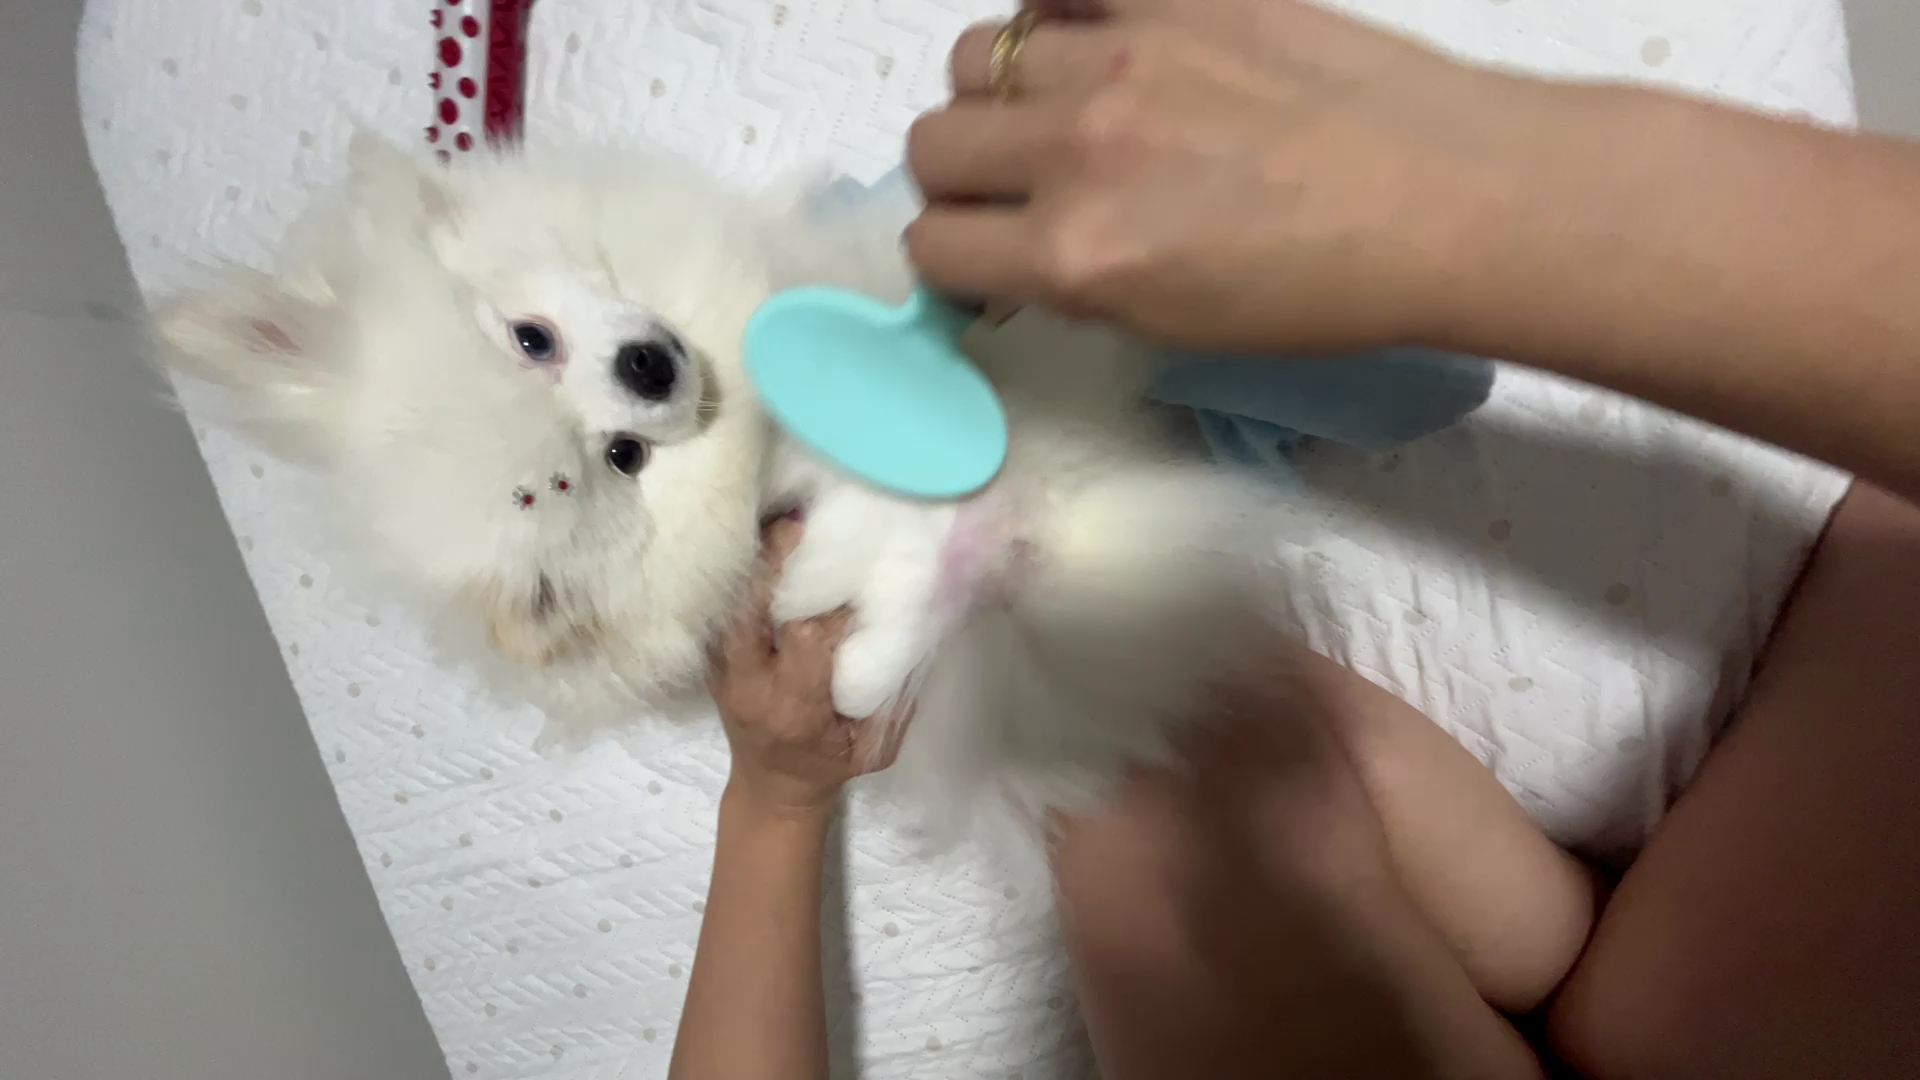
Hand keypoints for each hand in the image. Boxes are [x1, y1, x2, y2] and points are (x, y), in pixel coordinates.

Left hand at [709, 517, 909, 821]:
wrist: (770, 786)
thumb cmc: (829, 766)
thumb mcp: (874, 751)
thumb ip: (893, 702)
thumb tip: (913, 637)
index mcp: (794, 709)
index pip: (807, 642)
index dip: (832, 611)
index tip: (855, 591)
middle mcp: (751, 685)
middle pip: (754, 613)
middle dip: (777, 568)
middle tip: (798, 523)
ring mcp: (724, 670)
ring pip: (732, 605)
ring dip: (756, 563)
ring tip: (780, 521)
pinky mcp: (715, 658)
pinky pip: (724, 609)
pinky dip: (743, 577)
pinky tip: (761, 543)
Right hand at [905, 0, 1571, 351]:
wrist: (1436, 201)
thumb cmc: (1299, 293)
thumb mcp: (1155, 323)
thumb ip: (1059, 281)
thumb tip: (1006, 249)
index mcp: (1073, 256)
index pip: (931, 246)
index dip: (947, 260)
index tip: (981, 259)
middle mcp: (1075, 149)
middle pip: (929, 144)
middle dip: (955, 179)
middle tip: (1011, 191)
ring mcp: (1121, 54)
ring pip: (972, 57)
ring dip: (992, 98)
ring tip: (1053, 116)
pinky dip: (1051, 17)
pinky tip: (1090, 47)